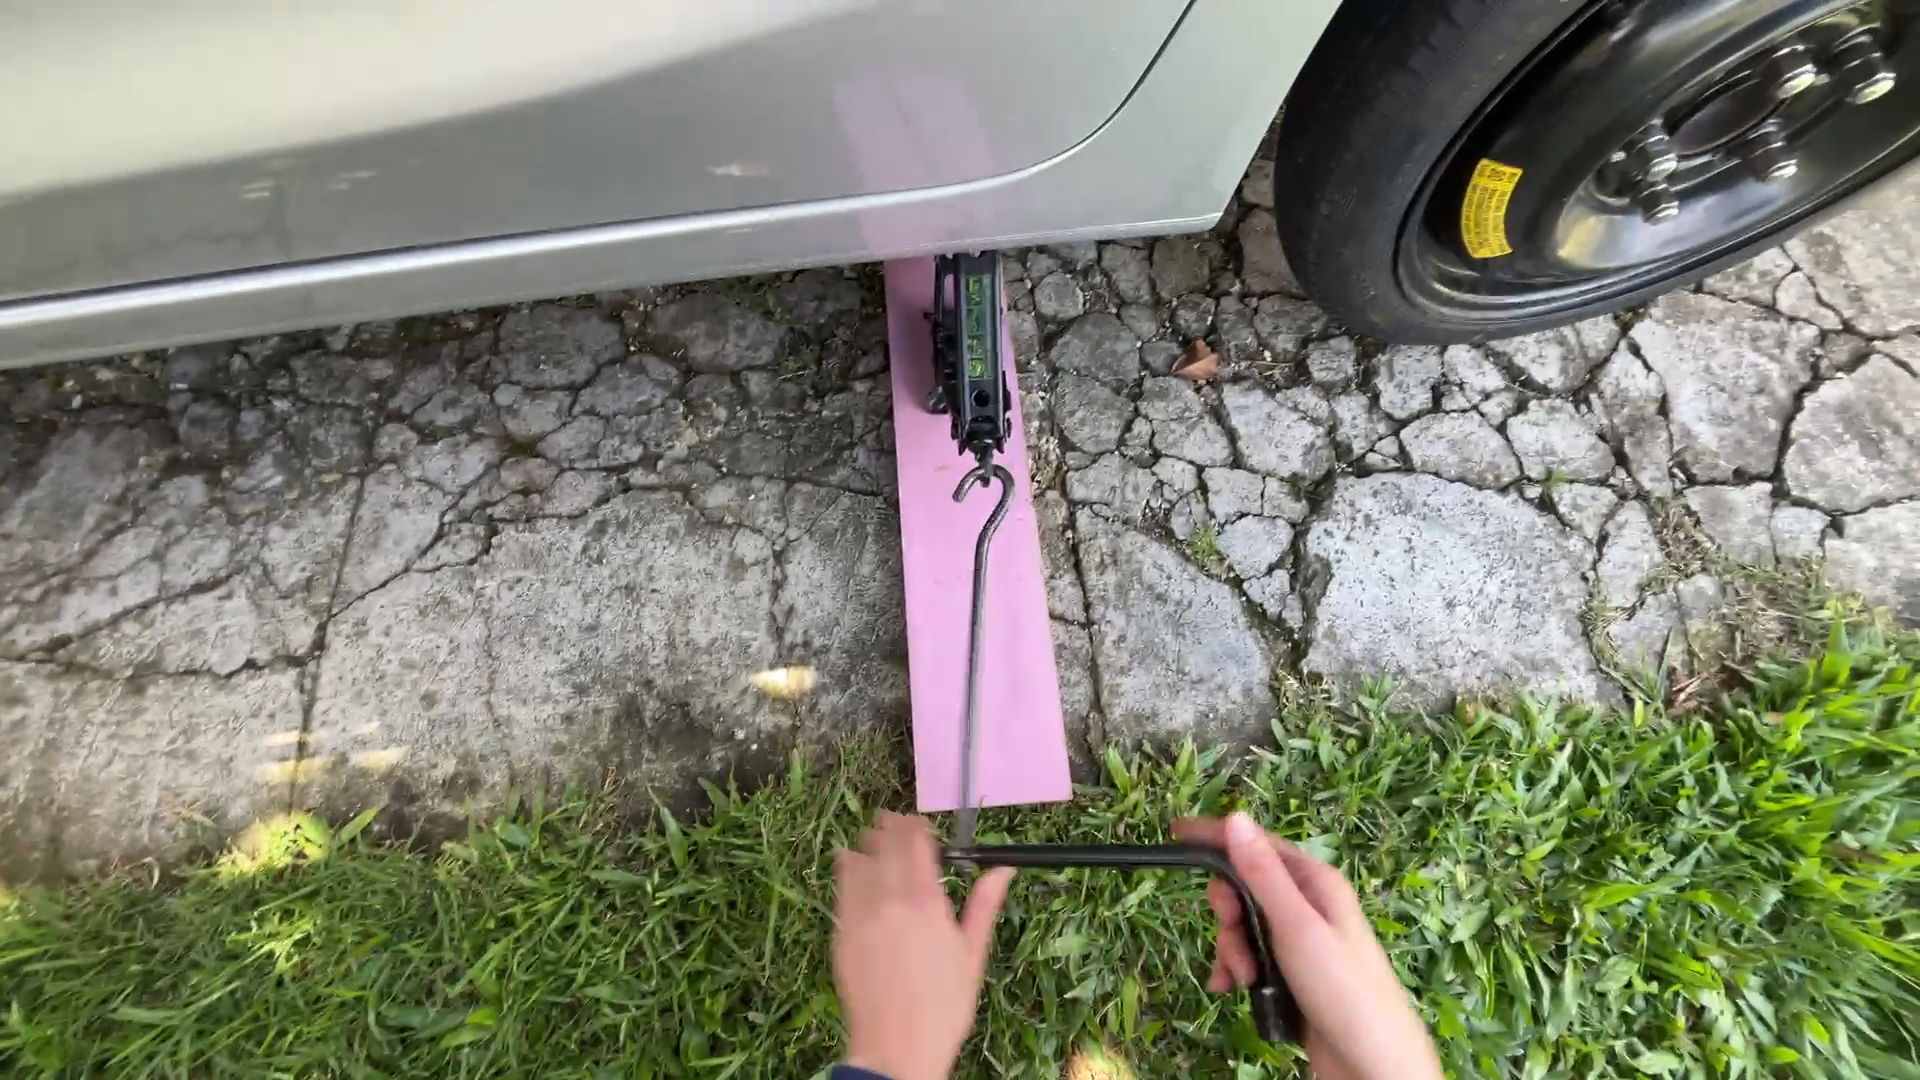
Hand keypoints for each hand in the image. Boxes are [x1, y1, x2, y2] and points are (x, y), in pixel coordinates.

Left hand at [832, 812, 1015, 1079]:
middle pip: (888, 844)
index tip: (920, 822)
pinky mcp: (842, 931)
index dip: (918, 827)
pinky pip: (841, 885)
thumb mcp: (972, 954)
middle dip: (893, 826)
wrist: (896, 1050)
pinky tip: (850, 858)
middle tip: (895, 819)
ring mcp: (862, 914)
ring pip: (862, 858)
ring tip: (874, 832)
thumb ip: (984, 904)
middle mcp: (892, 899)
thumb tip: (1003, 867)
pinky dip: (847, 865)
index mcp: (927, 902)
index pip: (918, 845)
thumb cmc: (944, 1006)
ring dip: (869, 840)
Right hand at [1175, 813, 1442, 1079]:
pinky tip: (1232, 989)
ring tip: (1244, 979)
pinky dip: (1236, 968)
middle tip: (1231, 932)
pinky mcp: (1292, 971)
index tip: (1176, 833)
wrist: (1375, 1073)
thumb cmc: (1341, 991)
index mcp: (1314, 881)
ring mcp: (1300, 939)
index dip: (1216, 837)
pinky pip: (1251, 954)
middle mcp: (1307, 903)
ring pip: (1243, 923)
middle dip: (1228, 912)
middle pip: (1244, 885)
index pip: (1255, 841)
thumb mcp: (1296, 926)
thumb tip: (1234, 816)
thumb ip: (1262, 872)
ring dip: (1232, 948)